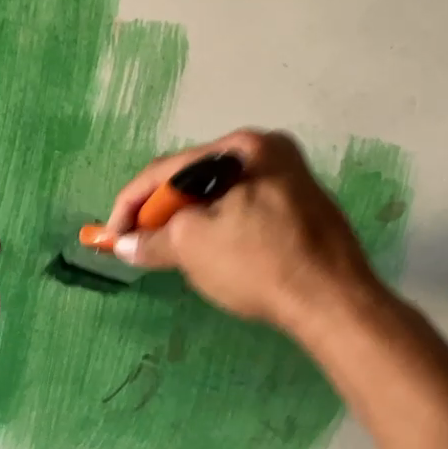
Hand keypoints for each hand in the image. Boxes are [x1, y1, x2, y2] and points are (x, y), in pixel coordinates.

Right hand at [105, 129, 382, 335]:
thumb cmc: (258, 263)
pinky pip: (243, 210)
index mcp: (242, 147)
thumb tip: (124, 244)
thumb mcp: (191, 246)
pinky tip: (211, 253)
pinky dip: (218, 227)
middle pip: (193, 179)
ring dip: (188, 221)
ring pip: (219, 196)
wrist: (335, 302)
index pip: (167, 169)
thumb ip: (151, 240)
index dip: (131, 203)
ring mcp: (291, 178)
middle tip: (138, 243)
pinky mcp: (302, 208)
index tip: (112, 235)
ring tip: (169, 252)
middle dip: (161, 211)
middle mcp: (269, 150)